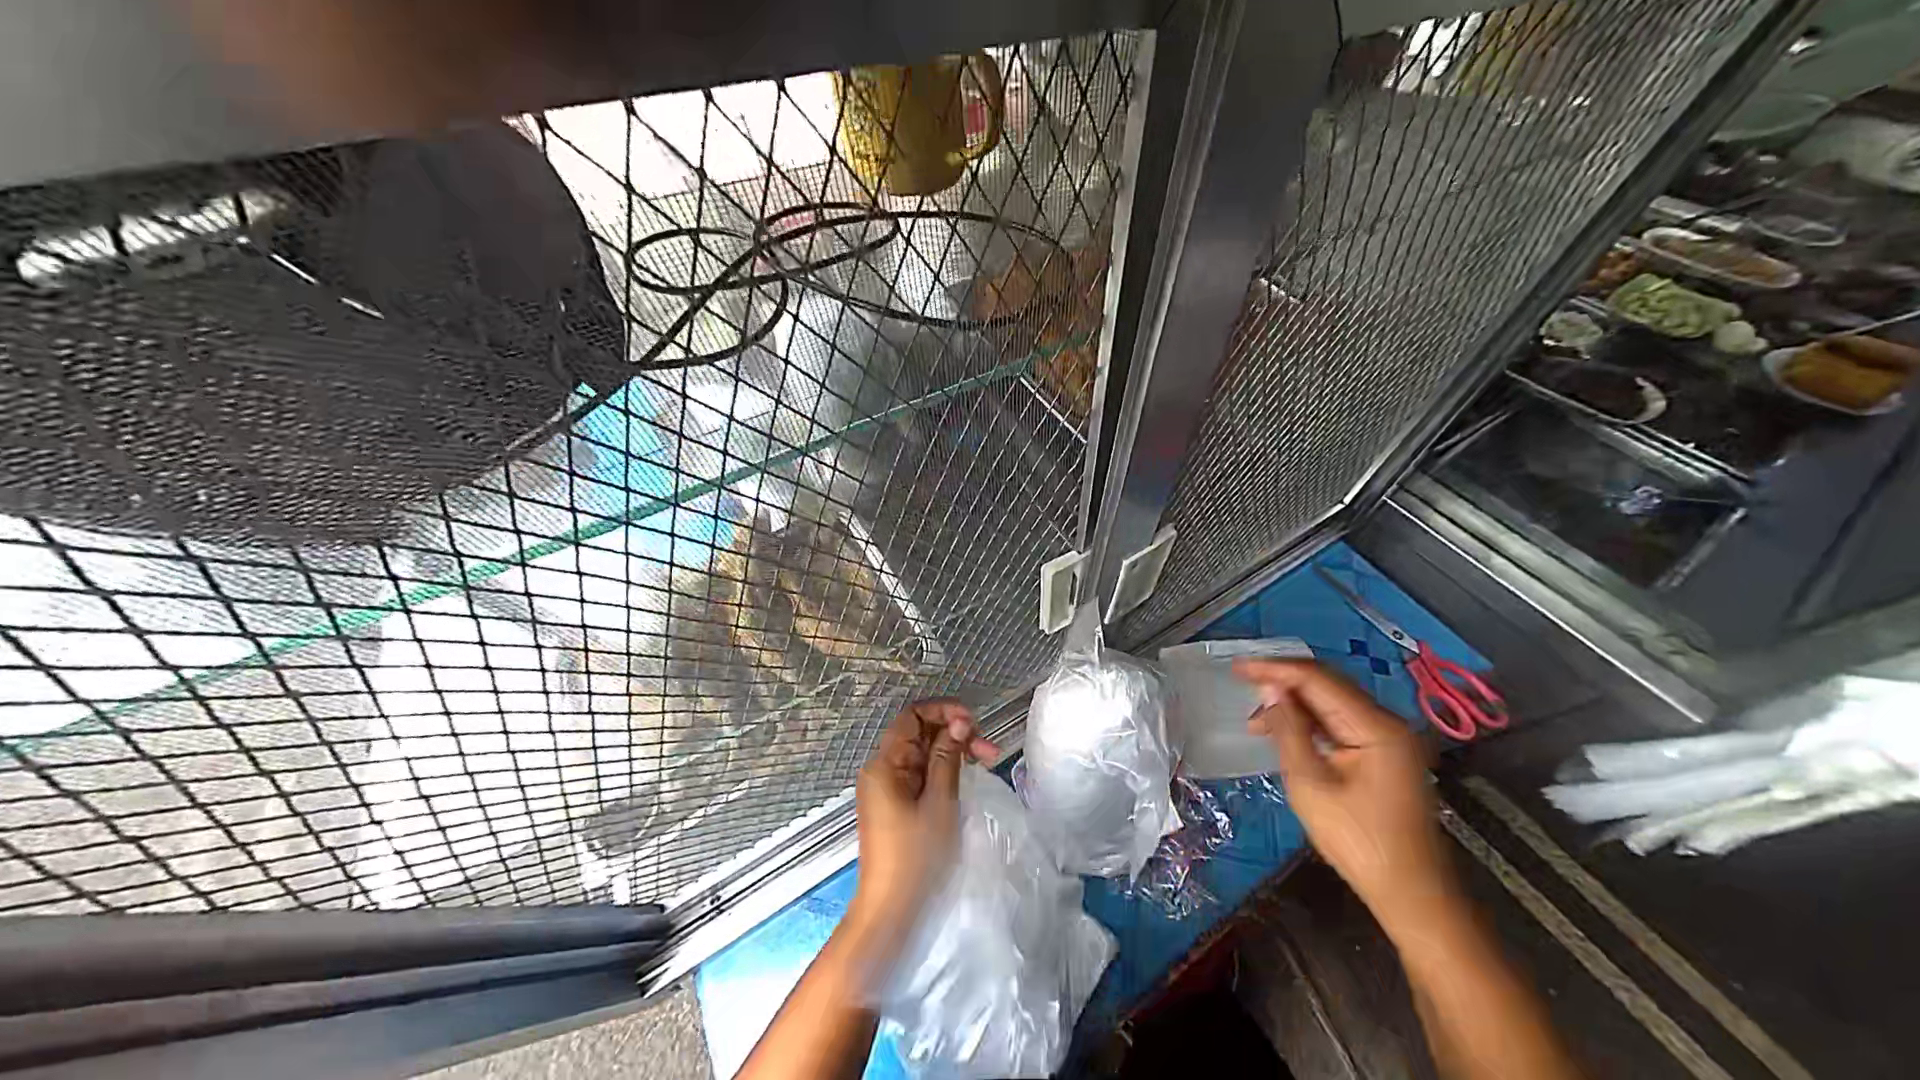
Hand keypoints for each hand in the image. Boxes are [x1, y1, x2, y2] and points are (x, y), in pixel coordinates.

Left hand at [850, 699, 998, 943]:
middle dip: (954, 732)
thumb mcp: (939, 802)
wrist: (891, 910)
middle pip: (919, 733)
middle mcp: (882, 770)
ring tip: (987, 760)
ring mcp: (888, 788)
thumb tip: (958, 722)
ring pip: (924, 753)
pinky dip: (945, 770)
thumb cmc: (916, 856)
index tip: (972, 722)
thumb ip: (948, 757)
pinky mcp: (897, 804)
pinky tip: (968, 775)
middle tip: (988, 748)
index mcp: (884, 765)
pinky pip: (922, 774)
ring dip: (954, 751)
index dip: (943, 711)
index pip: (912, 717)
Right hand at [1233, 659, 1458, 933]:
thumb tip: (1270, 690)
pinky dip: (1309, 722)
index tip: (1237, 667)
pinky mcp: (1383, 754)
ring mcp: (1388, 739)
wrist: (1409, 891)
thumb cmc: (1357, 840)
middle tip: (1242, 683)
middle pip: (1328, 685)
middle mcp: (1387, 723)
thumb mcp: (1310, 783)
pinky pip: (1340, 723)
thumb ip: (1289, 730)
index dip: (1275, 669)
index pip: (1318, 680)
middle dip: (1283, 682)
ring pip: (1332, 703)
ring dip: (1293, 704)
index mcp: (1376, 727)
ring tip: (1256, 720)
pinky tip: (1285, 732)